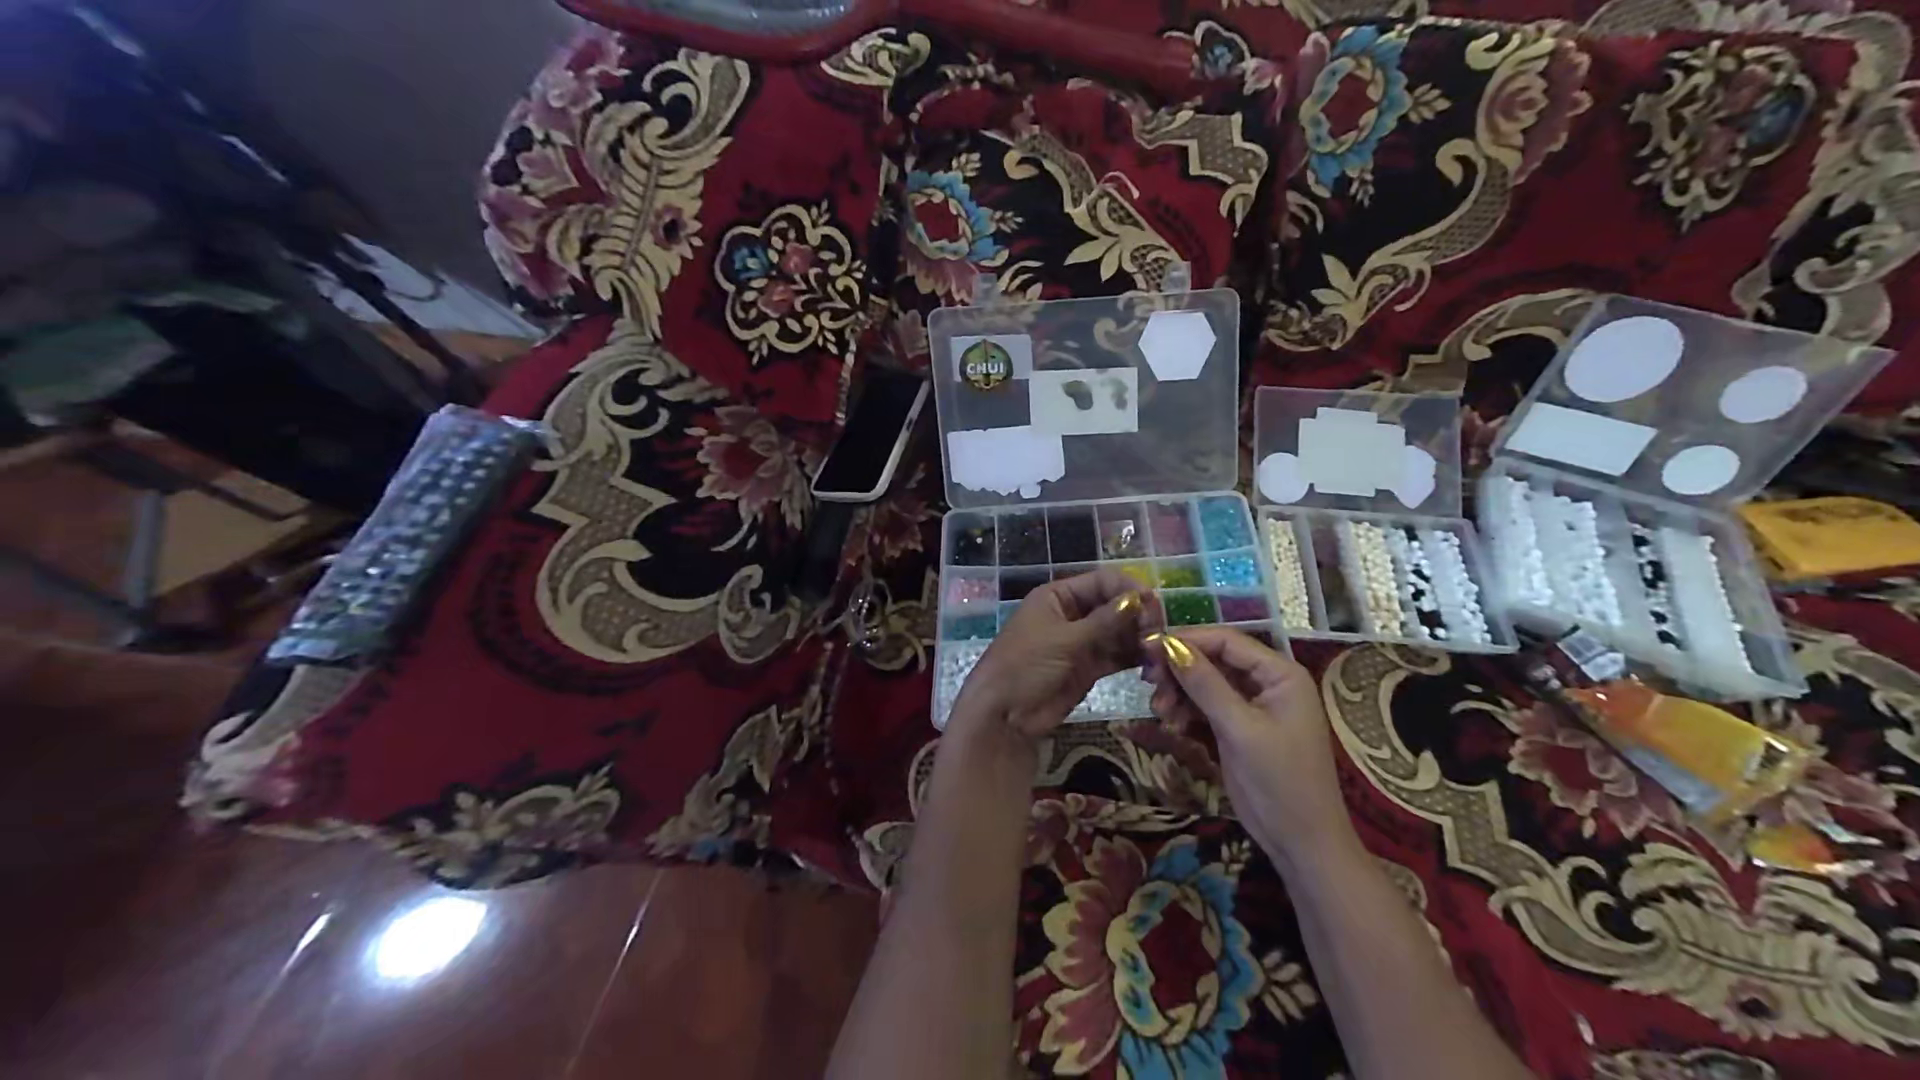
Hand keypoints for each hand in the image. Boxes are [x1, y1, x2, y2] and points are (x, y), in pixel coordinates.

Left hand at [954, 568, 1158, 743]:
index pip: (1101, 581)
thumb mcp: (1064, 640)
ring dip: (1140, 638)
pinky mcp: (1089, 667)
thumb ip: (1104, 621)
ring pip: (1119, 632)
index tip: (1153, 604)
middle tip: (1158, 632)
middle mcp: (1072, 614)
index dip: (1128, 590)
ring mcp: (1081, 642)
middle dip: (1138, 616)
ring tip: (1159, 649)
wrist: (1004, 716)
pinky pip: (1117, 655)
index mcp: (1058, 596)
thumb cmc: (1024, 666)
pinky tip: (1152, 662)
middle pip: (1114, 606)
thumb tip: (1139, 599)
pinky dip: (1134, 657)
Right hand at [1142, 627, 1356, 867]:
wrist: (1301, 842)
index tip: (1147, 647)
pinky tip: (1171, 724)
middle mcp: (1268, 682)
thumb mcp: (1239, 729)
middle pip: (1214, 659)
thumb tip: (1168, 645)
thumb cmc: (1279, 781)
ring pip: (1206, 682)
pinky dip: (1186, 711)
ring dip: (1179, 692)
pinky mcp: (1239, 727)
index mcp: (1281, 674)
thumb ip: (1205, 684)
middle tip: (1148, 683)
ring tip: (1160, 712)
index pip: (1227, 641)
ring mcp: (1253, 705)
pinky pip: (1206, 705)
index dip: (1187, 639)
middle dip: (1180, 669)